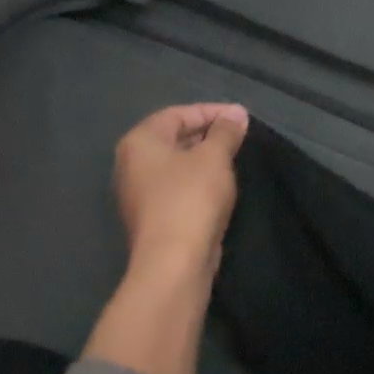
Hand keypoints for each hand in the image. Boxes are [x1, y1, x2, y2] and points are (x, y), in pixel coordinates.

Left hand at [83, 104, 248, 373]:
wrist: (173, 261)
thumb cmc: (191, 198)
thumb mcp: (214, 158)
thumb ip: (225, 132)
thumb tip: (236, 114)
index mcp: (140, 142)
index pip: (177, 114)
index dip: (211, 112)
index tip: (242, 118)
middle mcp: (131, 163)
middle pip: (172, 138)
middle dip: (207, 135)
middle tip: (240, 138)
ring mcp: (138, 193)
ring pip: (175, 165)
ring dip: (204, 159)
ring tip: (234, 160)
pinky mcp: (152, 217)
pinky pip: (176, 187)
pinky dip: (197, 181)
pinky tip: (220, 188)